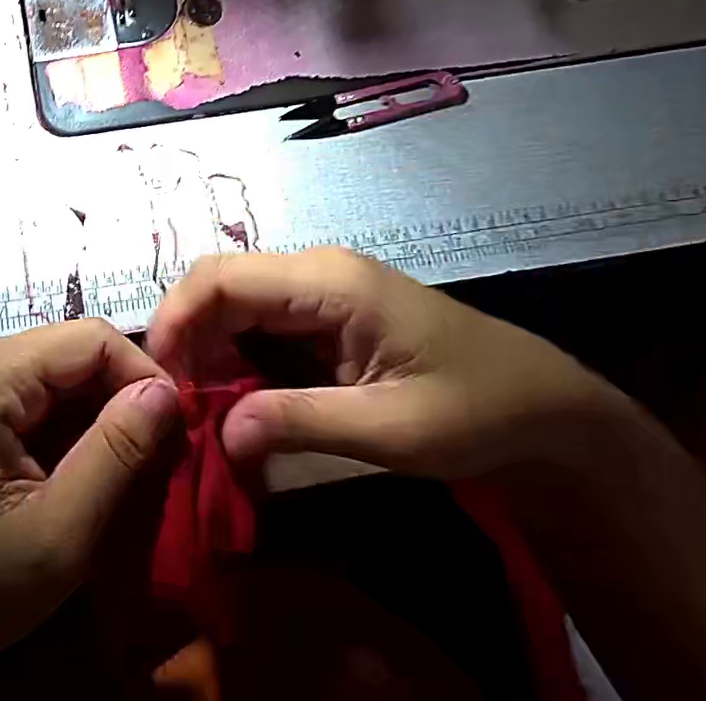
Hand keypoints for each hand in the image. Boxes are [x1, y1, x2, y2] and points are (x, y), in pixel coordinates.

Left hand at [0, 319, 182, 698]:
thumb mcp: (55, 536)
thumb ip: (116, 454)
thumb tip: (167, 391)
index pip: (92, 338)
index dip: (145, 377)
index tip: (178, 438)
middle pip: (73, 352)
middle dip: (123, 399)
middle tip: (158, 466)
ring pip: (58, 374)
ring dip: (99, 418)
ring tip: (126, 477)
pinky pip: (33, 396)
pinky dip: (68, 428)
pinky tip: (81, 474)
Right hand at [146, 249, 631, 478]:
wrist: (547, 410)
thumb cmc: (478, 412)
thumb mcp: (390, 428)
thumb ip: (299, 422)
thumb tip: (220, 434)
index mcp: (329, 282)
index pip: (222, 278)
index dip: (177, 317)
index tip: (158, 371)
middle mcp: (314, 270)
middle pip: (219, 284)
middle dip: (186, 335)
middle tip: (175, 395)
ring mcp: (317, 287)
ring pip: (232, 301)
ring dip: (207, 347)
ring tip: (200, 401)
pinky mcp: (321, 310)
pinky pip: (256, 320)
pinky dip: (233, 354)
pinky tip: (234, 393)